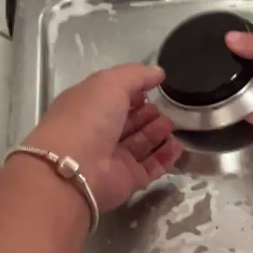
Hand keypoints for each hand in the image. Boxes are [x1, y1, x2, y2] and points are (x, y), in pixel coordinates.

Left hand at [22, 64, 183, 209]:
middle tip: (168, 108)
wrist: (75, 168)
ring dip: (158, 133)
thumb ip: (137, 75)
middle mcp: (100, 133)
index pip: (114, 98)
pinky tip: (178, 146)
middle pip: (129, 122)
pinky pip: (151, 167)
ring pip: (141, 144)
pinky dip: (165, 157)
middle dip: (148, 113)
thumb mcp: (110, 83)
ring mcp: (114, 158)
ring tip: (174, 124)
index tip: (154, 88)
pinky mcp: (128, 179)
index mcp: (89, 107)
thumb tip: (159, 72)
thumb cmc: (88, 117)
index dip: (134, 92)